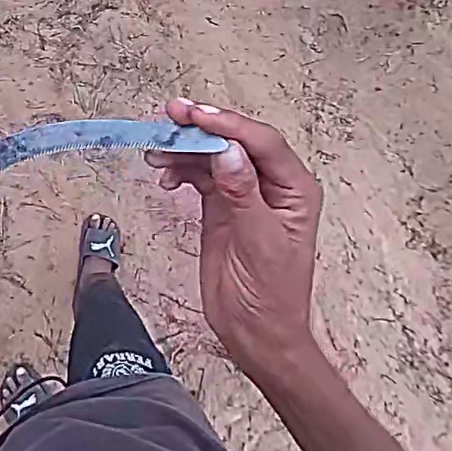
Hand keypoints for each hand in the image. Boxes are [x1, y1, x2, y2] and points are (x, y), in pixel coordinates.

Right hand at [147, 98, 323, 382]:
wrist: (255, 335)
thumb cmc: (270, 296)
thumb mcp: (260, 244)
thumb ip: (243, 195)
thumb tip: (228, 152)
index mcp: (294, 188)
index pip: (262, 142)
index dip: (229, 125)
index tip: (197, 117)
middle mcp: (271, 183)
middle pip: (235, 140)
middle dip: (203, 127)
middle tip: (171, 115)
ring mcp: (244, 191)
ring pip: (213, 154)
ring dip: (185, 148)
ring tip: (157, 150)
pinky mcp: (222, 203)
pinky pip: (200, 174)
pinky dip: (180, 169)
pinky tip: (165, 175)